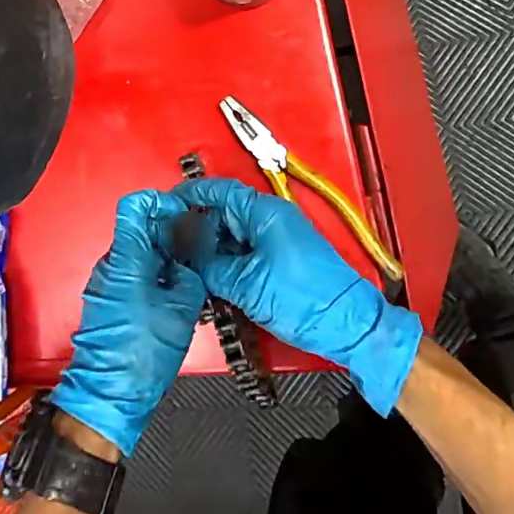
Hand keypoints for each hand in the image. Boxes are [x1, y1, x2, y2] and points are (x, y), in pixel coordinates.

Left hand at [48, 190, 205, 456]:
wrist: (109, 401)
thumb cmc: (142, 353)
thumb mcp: (183, 304)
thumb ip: (191, 268)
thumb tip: (195, 249)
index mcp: (125, 258)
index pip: (136, 204)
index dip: (163, 200)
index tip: (184, 212)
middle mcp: (110, 264)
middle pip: (141, 226)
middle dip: (172, 229)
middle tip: (199, 242)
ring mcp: (107, 282)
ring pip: (140, 249)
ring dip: (167, 251)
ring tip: (193, 266)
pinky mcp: (110, 300)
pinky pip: (135, 270)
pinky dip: (157, 270)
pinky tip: (178, 286)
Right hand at [172, 177, 421, 414]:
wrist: (342, 322)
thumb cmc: (307, 298)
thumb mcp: (246, 284)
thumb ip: (212, 266)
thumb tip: (189, 255)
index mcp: (267, 213)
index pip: (223, 191)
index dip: (193, 195)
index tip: (170, 203)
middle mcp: (273, 218)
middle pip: (226, 212)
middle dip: (198, 226)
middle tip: (173, 242)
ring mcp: (278, 237)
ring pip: (234, 233)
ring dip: (212, 247)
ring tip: (187, 264)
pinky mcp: (281, 257)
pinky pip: (246, 250)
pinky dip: (227, 260)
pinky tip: (211, 277)